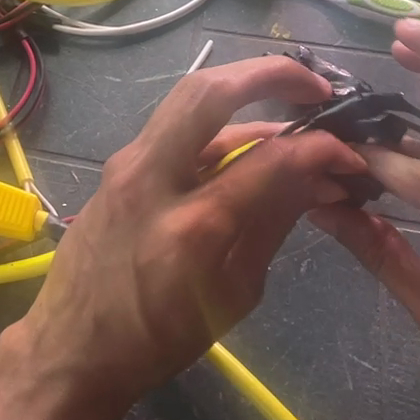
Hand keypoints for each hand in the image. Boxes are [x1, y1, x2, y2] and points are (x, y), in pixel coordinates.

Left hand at [0, 56, 362, 419]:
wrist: (71, 345)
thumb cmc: (158, 339)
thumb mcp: (232, 294)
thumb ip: (272, 224)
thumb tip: (317, 176)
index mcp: (192, 226)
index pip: (268, 161)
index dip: (318, 149)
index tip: (347, 153)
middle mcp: (154, 178)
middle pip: (209, 92)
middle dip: (267, 74)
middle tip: (314, 87)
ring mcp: (127, 163)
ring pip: (187, 99)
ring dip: (242, 91)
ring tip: (290, 104)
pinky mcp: (116, 164)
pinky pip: (173, 127)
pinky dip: (215, 122)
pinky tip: (245, 138)